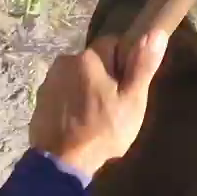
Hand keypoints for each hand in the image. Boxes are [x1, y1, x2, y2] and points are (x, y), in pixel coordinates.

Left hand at [28, 31, 168, 176]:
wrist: (62, 162)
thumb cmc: (103, 130)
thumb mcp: (131, 100)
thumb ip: (142, 65)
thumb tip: (156, 33)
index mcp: (89, 57)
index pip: (113, 44)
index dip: (124, 64)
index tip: (127, 87)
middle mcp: (66, 60)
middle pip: (95, 61)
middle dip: (105, 77)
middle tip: (114, 106)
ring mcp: (49, 80)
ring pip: (78, 76)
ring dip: (87, 89)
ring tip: (95, 117)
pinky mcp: (40, 99)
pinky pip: (64, 91)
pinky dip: (72, 101)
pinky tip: (78, 123)